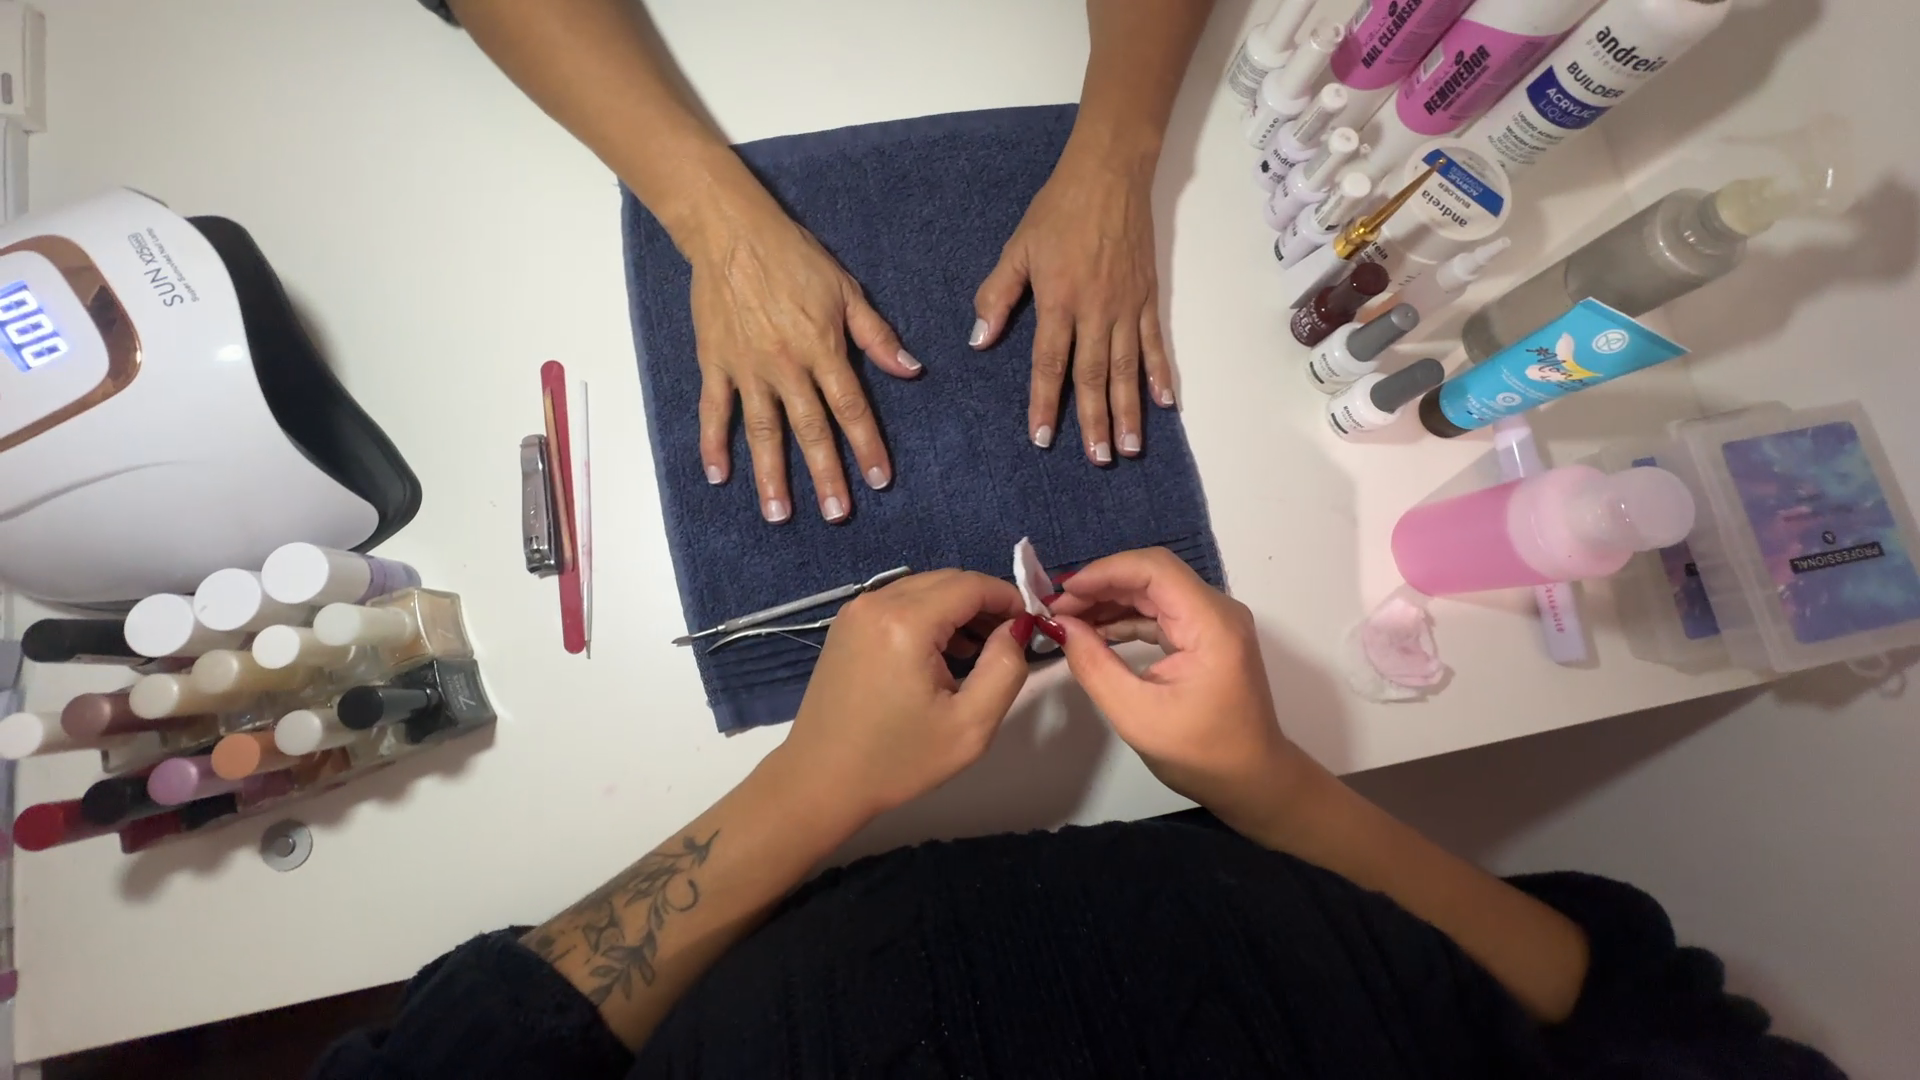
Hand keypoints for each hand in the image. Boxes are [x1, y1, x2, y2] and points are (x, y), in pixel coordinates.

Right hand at [687, 198, 920, 523]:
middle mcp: (786, 366)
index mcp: (822, 349)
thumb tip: (911, 370)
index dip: (868, 446)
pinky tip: (717, 476)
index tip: (880, 480)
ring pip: (762, 431)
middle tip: (836, 513)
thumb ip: (877, 336)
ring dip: (771, 475)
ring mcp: (747, 369)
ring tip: (779, 513)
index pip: (851, 407)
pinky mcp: (715, 364)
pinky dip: (712, 443)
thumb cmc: (795, 257)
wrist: (732, 231)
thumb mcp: (847, 291)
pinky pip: (713, 411)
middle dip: (825, 475)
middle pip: (810, 430)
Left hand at [778, 570, 1029, 815]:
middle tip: (1009, 641)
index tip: (1032, 624)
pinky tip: (941, 653)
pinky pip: (900, 602)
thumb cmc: (898, 760)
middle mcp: (877, 602)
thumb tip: (1018, 627)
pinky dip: (928, 615)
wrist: (820, 781)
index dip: (1009, 598)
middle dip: (985, 603)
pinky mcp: (846, 624)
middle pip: (948, 581)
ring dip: (957, 609)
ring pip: (924, 588)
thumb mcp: (970, 725)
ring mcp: (856, 610)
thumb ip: (1006, 667)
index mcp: (906, 621)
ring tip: (979, 652)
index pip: (972, 585)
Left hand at [972, 147, 1175, 464]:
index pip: (1050, 363)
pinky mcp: (1148, 298)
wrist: (1109, 174)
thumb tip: (979, 340)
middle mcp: (1095, 311)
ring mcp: (1126, 307)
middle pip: (1093, 376)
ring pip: (1127, 368)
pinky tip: (1165, 404)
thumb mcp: (1017, 249)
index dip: (1045, 402)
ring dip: (1129, 411)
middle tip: (1099, 459)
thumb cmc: (1058, 211)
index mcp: (1058, 301)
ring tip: (1130, 447)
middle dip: (1094, 421)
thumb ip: (997, 296)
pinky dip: (1160, 374)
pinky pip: (1155, 343)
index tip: (1043, 438)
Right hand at [1048, 548, 1313, 829]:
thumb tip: (1060, 625)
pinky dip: (1124, 616)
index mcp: (1211, 624)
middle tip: (1056, 608)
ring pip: (1152, 590)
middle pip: (1151, 575)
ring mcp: (1212, 621)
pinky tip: (1093, 631)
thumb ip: (1094, 665)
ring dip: (1108, 600)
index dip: (1105, 572)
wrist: (1251, 781)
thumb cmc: (1200, 753)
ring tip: (1066, 619)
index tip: (1063, 592)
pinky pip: (1158, 610)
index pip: (1154, 570)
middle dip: (1100, 586)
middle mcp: (1217, 611)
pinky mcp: (1203, 634)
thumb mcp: (1135, 714)